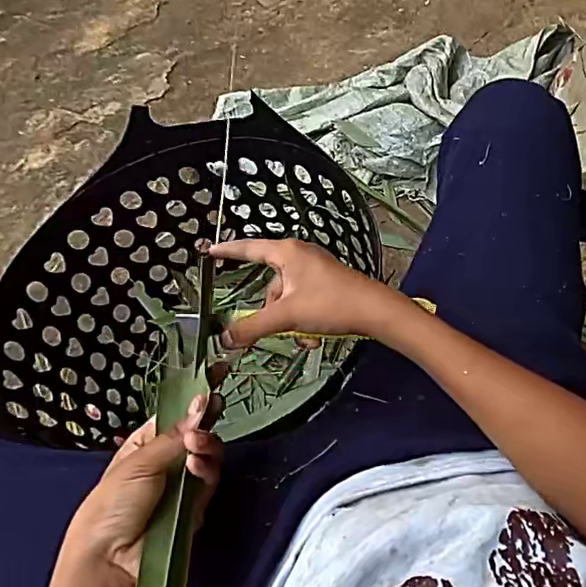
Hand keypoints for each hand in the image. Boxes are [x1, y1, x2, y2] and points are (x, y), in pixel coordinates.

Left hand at [54, 393, 222, 586]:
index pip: (174, 415)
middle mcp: (165, 462)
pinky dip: (208, 470)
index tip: (216, 374)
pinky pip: (211, 480)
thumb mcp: (138, 461)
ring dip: (207, 445)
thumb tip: (203, 403)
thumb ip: (175, 434)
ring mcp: (183, 484)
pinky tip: (197, 466)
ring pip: (208, 455)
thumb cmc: (111, 504)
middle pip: (196, 433)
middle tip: (210, 411)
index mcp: (143, 445)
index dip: (193, 398)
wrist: (112, 559)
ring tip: (196, 446)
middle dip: (203, 422)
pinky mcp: (198, 506)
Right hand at [207, 238, 416, 348]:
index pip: (248, 248)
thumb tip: (226, 338)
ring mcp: (316, 269)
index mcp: (287, 253)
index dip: (227, 251)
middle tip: (277, 329)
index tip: (210, 251)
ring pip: (288, 299)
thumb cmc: (331, 304)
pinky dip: (305, 320)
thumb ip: (253, 327)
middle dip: (272, 313)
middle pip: (270, 285)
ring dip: (291, 322)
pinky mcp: (328, 284)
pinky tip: (314, 336)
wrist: (374, 311)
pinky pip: (304, 302)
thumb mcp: (287, 317)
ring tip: (304, 337)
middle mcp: (300, 255)